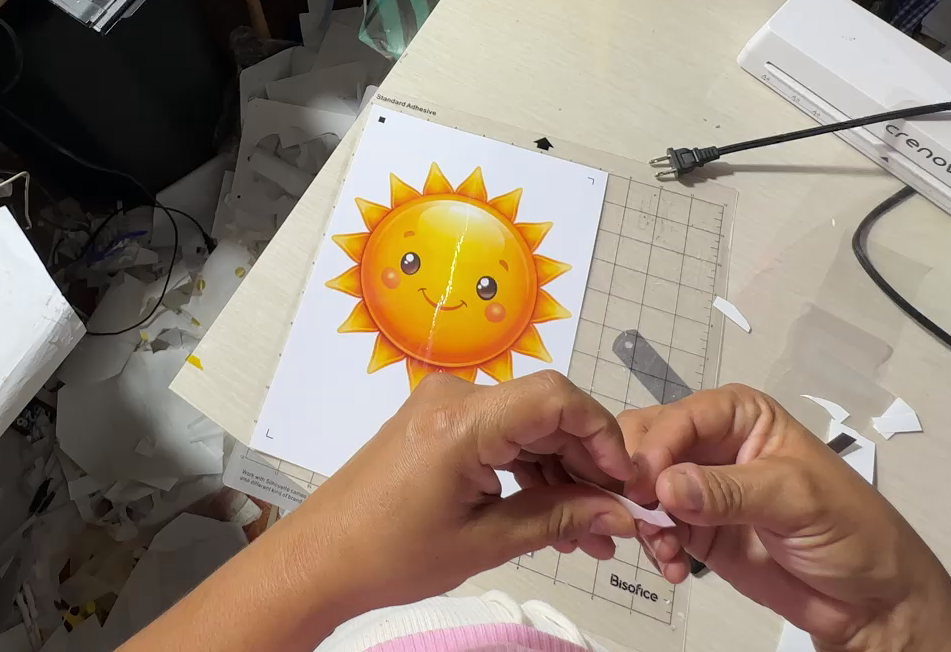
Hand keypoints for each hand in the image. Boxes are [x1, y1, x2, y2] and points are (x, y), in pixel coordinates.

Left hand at [270, 371, 640, 619]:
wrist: (325, 553)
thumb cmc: (393, 552)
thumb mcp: (485, 541)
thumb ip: (558, 518)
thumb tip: (620, 514)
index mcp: (462, 420)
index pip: (554, 397)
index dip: (602, 433)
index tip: (625, 483)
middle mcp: (455, 397)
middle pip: (544, 410)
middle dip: (586, 461)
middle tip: (617, 517)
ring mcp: (444, 405)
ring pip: (525, 423)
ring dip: (561, 470)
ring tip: (591, 532)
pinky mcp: (439, 420)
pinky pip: (499, 432)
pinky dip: (528, 467)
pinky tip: (554, 512)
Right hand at [619, 385, 950, 651]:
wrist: (876, 606)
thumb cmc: (850, 531)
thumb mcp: (796, 499)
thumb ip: (729, 490)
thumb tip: (665, 487)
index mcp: (735, 415)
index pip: (679, 419)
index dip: (655, 447)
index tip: (642, 484)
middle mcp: (709, 442)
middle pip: (648, 443)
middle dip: (636, 478)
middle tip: (640, 515)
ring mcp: (697, 485)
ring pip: (643, 484)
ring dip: (642, 516)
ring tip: (663, 550)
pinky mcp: (694, 527)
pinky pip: (654, 525)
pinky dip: (654, 544)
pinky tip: (672, 567)